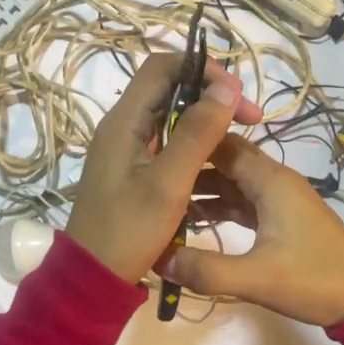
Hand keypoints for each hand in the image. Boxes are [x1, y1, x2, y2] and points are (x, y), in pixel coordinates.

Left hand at [66, 54, 262, 281]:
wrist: (93, 278)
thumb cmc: (128, 231)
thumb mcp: (168, 183)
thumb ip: (197, 133)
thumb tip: (227, 86)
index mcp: (123, 121)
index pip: (162, 66)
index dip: (203, 70)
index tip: (238, 97)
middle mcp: (122, 126)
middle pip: (169, 89)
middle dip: (211, 97)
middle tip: (251, 120)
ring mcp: (126, 149)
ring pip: (171, 118)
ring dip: (206, 123)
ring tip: (241, 141)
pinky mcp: (132, 170)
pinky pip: (167, 144)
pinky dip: (194, 146)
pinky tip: (219, 165)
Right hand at [162, 134, 343, 325]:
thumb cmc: (314, 280)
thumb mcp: (256, 279)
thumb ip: (206, 270)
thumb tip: (157, 259)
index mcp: (269, 180)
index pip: (220, 143)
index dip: (187, 141)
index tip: (149, 149)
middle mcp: (272, 180)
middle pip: (224, 158)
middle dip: (189, 163)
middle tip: (147, 173)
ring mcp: (277, 198)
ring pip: (231, 181)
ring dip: (200, 187)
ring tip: (160, 198)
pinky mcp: (279, 217)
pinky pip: (240, 200)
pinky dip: (216, 205)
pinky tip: (190, 219)